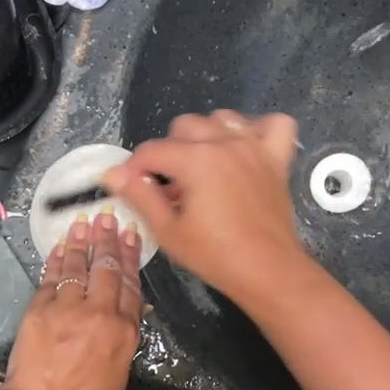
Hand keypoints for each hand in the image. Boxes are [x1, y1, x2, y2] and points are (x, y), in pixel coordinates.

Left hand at [1, 212, 144, 389]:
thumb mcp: (118, 374)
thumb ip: (125, 338)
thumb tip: (131, 311)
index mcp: (124, 332)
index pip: (131, 286)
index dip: (130, 258)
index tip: (130, 237)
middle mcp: (99, 314)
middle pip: (107, 269)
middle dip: (108, 240)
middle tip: (109, 218)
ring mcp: (67, 309)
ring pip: (77, 267)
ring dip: (82, 242)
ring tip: (85, 223)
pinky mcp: (39, 309)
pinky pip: (51, 278)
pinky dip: (57, 260)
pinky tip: (61, 247)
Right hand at [103, 110, 319, 308]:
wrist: (266, 270)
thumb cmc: (213, 255)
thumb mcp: (167, 230)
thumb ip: (139, 196)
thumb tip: (113, 174)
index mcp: (196, 160)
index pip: (152, 150)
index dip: (134, 169)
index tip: (131, 189)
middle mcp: (226, 143)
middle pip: (184, 126)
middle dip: (168, 151)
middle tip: (169, 186)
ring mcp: (255, 147)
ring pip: (222, 119)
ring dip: (205, 137)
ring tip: (201, 168)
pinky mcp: (277, 158)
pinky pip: (273, 124)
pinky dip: (256, 131)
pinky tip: (244, 150)